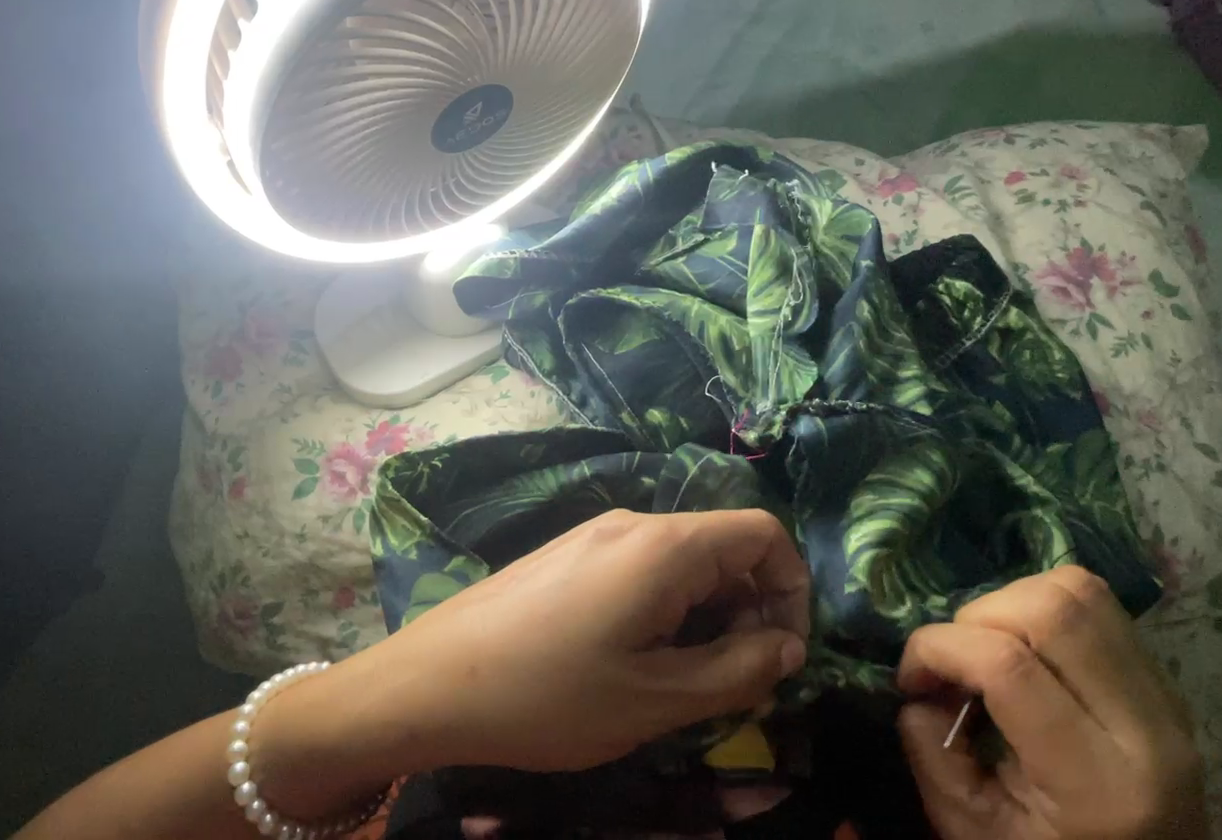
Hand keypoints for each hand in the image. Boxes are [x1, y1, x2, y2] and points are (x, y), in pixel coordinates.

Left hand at [365, 507, 810, 772]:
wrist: (431, 682)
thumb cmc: (549, 694)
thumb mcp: (656, 699)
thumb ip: (737, 670)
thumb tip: (790, 646)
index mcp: (664, 546)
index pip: (763, 534)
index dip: (790, 591)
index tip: (780, 658)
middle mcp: (633, 523)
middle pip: (723, 546)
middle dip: (748, 609)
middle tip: (731, 680)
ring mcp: (596, 534)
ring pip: (683, 560)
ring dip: (706, 614)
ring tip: (681, 679)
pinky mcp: (570, 553)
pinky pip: (643, 567)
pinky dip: (666, 607)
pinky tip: (634, 658)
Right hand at [895, 566, 1206, 839]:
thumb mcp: (969, 827)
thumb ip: (930, 751)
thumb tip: (921, 685)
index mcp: (1099, 785)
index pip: (1008, 665)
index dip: (937, 649)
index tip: (910, 677)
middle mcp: (1146, 730)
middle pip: (1052, 610)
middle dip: (976, 616)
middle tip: (955, 658)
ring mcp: (1166, 697)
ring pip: (1077, 591)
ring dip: (1010, 602)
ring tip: (988, 645)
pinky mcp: (1163, 677)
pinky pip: (1096, 604)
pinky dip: (1040, 606)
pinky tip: (1023, 646)